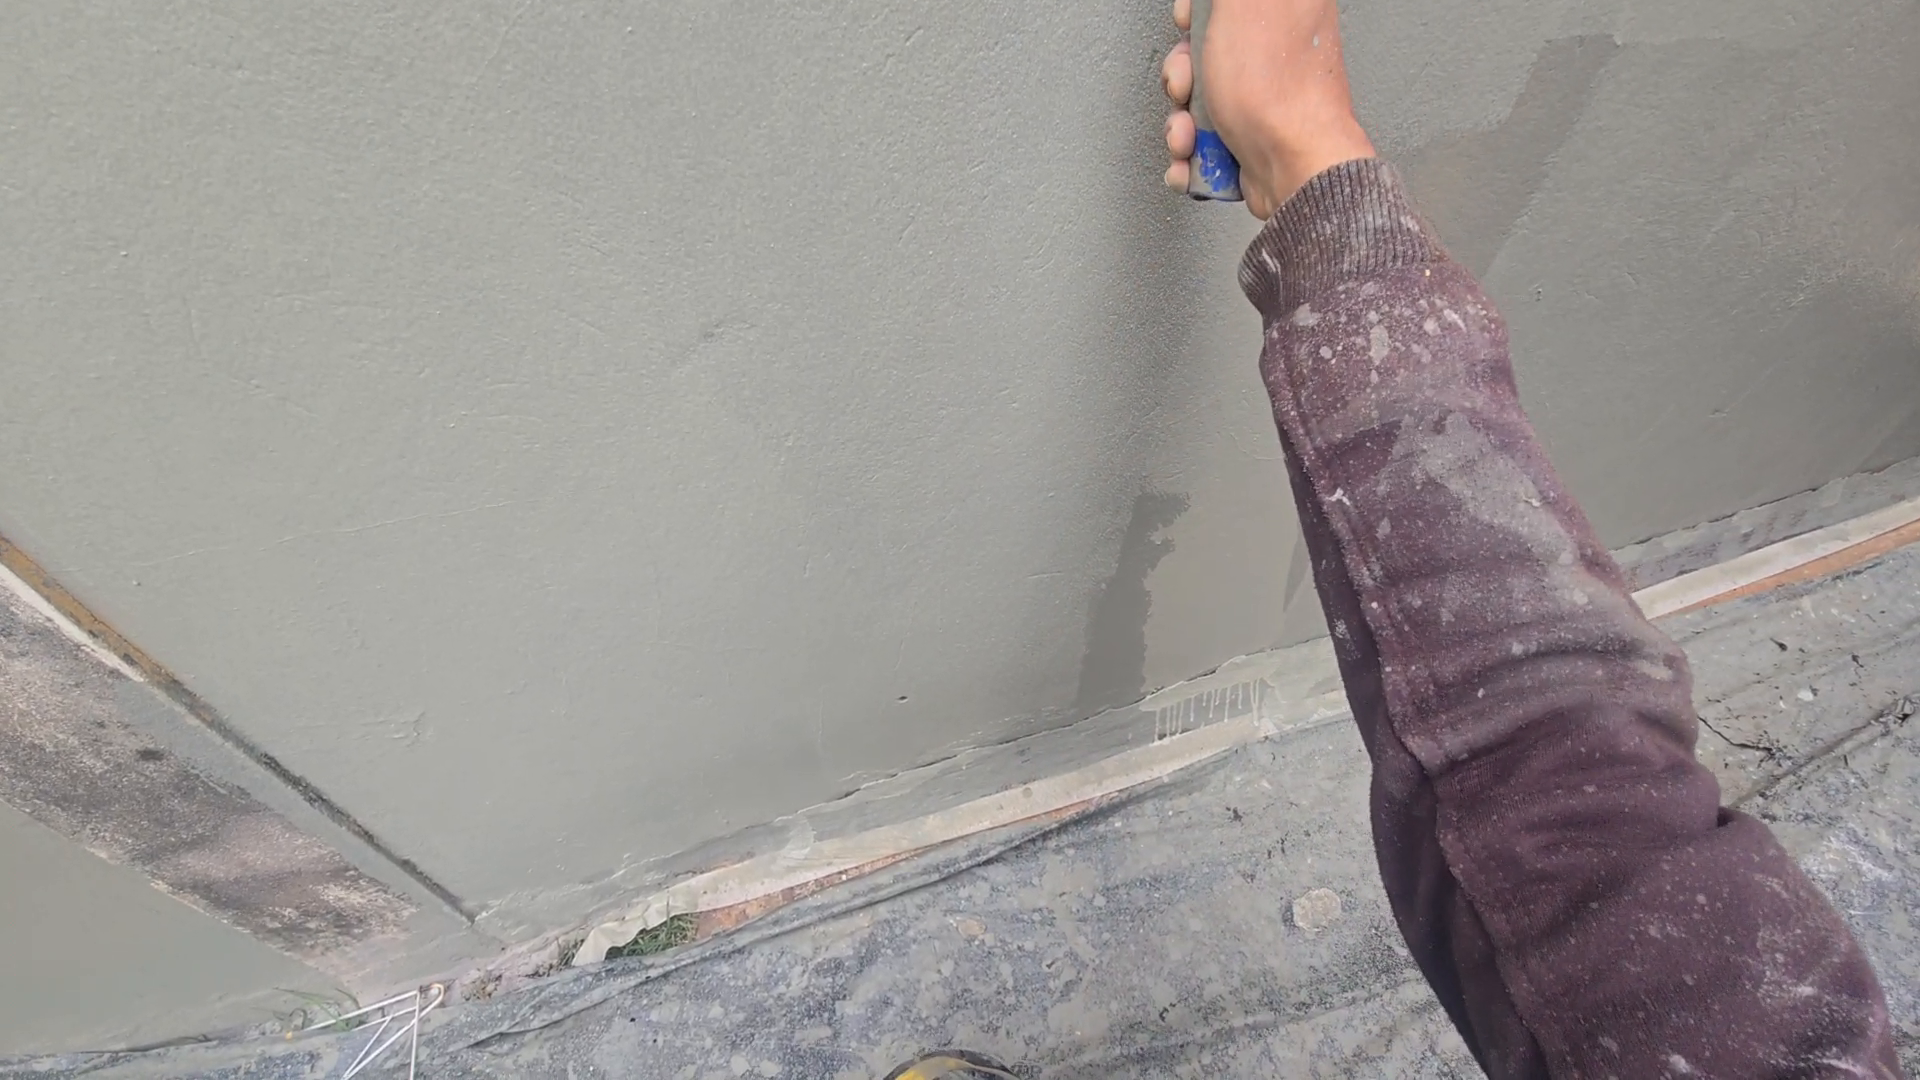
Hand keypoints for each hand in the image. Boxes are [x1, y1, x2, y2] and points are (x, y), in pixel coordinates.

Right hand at [1160, 0, 1376, 218]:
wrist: (1292, 164)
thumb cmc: (1274, 89)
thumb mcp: (1241, 5)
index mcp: (1281, 6)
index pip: (1219, 5)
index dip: (1195, 15)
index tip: (1189, 26)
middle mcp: (1274, 49)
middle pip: (1200, 55)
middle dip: (1180, 79)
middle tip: (1187, 89)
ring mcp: (1260, 99)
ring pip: (1198, 104)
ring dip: (1180, 126)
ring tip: (1189, 137)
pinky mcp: (1249, 140)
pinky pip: (1204, 143)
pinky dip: (1190, 157)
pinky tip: (1192, 160)